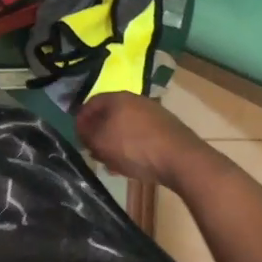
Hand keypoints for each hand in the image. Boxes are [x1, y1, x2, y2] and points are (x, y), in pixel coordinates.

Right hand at [75, 92, 209, 187]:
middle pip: (110, 115)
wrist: (182, 160)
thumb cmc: (134, 147)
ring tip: (114, 162)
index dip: (81, 121)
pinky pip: (144, 136)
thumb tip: (83, 130)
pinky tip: (135, 163)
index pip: (90, 103)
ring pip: (127, 127)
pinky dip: (135, 147)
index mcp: (117, 97)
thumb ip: (85, 134)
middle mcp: (136, 100)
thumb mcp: (100, 142)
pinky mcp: (169, 129)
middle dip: (100, 133)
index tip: (79, 139)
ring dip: (118, 142)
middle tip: (96, 151)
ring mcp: (155, 114)